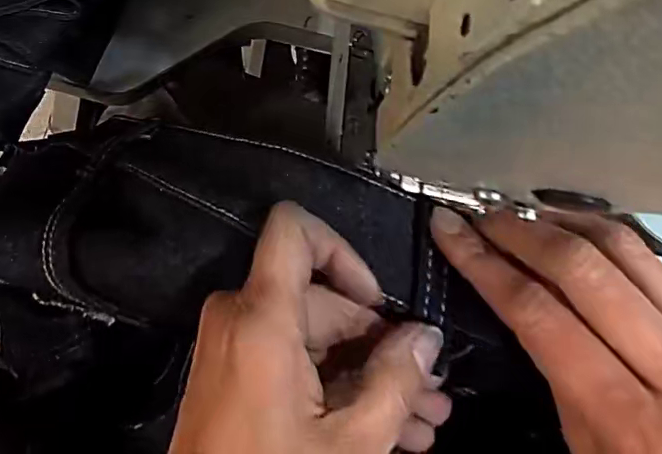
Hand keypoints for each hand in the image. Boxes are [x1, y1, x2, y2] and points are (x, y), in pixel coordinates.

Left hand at [170, 202, 452, 453]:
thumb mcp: (349, 443)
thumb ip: (395, 382)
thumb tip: (426, 337)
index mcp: (260, 314)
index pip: (293, 228)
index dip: (340, 250)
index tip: (375, 300)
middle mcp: (239, 315)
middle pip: (316, 295)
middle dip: (377, 339)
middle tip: (428, 383)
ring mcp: (233, 345)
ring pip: (310, 334)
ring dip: (366, 369)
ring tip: (422, 414)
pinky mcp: (233, 375)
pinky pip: (288, 357)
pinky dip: (333, 382)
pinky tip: (387, 424)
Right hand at [431, 207, 661, 453]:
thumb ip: (561, 395)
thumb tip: (525, 314)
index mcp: (637, 429)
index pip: (539, 314)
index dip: (483, 263)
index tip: (451, 231)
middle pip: (582, 267)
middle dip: (518, 229)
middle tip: (480, 216)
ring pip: (629, 250)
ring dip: (564, 221)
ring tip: (524, 215)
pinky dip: (612, 251)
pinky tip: (585, 249)